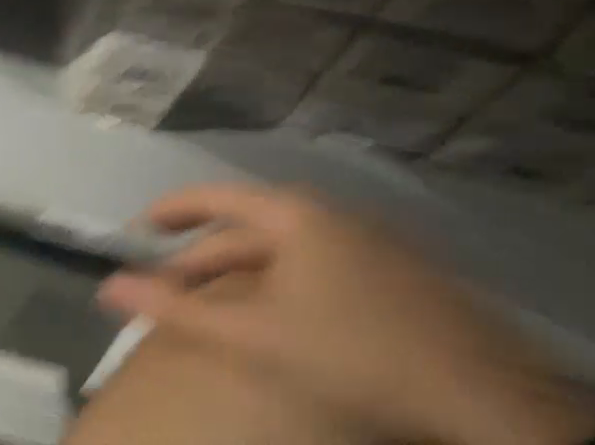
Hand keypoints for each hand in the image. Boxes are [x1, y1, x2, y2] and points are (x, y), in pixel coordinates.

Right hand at [99, 186, 594, 444]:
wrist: (490, 399)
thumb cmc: (352, 352)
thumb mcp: (252, 334)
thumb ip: (173, 307)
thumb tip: (104, 286)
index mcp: (292, 214)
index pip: (212, 196)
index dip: (170, 211)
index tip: (140, 229)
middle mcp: (332, 214)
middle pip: (251, 226)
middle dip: (208, 254)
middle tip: (178, 282)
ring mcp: (376, 241)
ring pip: (291, 247)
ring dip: (250, 269)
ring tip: (227, 302)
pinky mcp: (409, 273)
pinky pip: (328, 262)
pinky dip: (293, 279)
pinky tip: (292, 315)